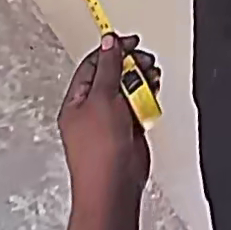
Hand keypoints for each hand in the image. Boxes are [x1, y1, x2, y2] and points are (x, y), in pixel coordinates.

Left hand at [56, 34, 156, 229]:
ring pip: (129, 87)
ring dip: (142, 80)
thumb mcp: (103, 98)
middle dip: (131, 64)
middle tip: (144, 61)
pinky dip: (148, 96)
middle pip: (114, 73)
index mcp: (77, 100)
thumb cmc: (99, 153)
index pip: (94, 64)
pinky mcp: (128, 127)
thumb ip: (108, 67)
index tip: (130, 42)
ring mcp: (111, 118)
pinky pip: (139, 103)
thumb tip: (109, 42)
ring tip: (151, 78)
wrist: (115, 187)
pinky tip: (153, 94)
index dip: (112, 49)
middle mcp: (93, 108)